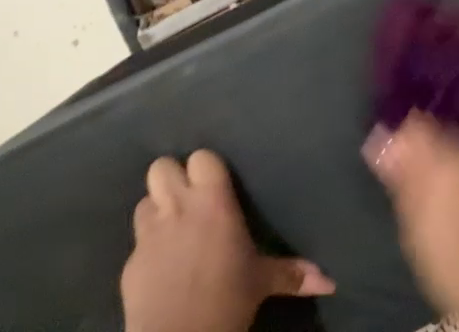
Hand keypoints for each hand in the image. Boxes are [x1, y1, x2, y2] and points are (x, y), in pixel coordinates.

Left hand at [122, 150, 333, 331]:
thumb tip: (330, 280)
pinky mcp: (129, 263)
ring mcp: (147, 235)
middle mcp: (176, 209)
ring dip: (157, 208)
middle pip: (161, 166)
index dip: (205, 168)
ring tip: (173, 227)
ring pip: (144, 200)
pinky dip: (148, 247)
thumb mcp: (263, 283)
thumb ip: (293, 273)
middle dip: (172, 178)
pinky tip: (162, 266)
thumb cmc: (227, 301)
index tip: (216, 184)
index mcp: (211, 203)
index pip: (201, 158)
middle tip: (190, 198)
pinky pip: (136, 242)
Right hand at [365, 113, 458, 325]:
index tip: (404, 148)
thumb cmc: (444, 262)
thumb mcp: (411, 223)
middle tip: (439, 186)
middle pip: (449, 139)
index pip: (418, 128)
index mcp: (438, 164)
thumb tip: (384, 140)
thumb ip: (400, 176)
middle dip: (441, 154)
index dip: (410, 136)